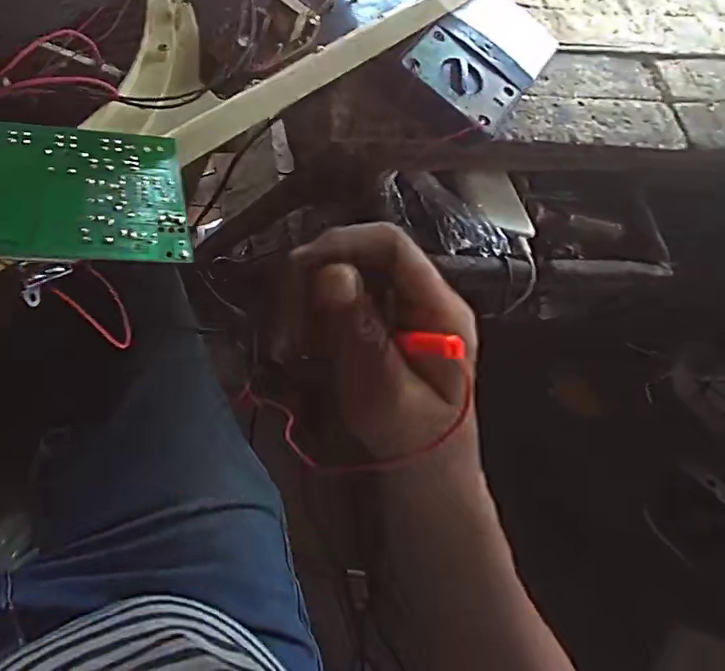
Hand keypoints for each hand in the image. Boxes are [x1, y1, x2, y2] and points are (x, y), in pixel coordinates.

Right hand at [286, 223, 477, 461]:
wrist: (424, 480)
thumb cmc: (413, 446)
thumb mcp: (386, 398)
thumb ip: (361, 335)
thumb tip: (332, 272)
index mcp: (438, 308)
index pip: (390, 244)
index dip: (341, 245)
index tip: (298, 275)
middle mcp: (417, 295)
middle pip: (357, 251)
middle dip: (312, 278)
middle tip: (286, 327)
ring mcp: (395, 306)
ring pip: (338, 270)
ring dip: (304, 299)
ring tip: (291, 344)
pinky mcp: (373, 319)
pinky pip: (332, 296)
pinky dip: (307, 314)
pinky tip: (301, 347)